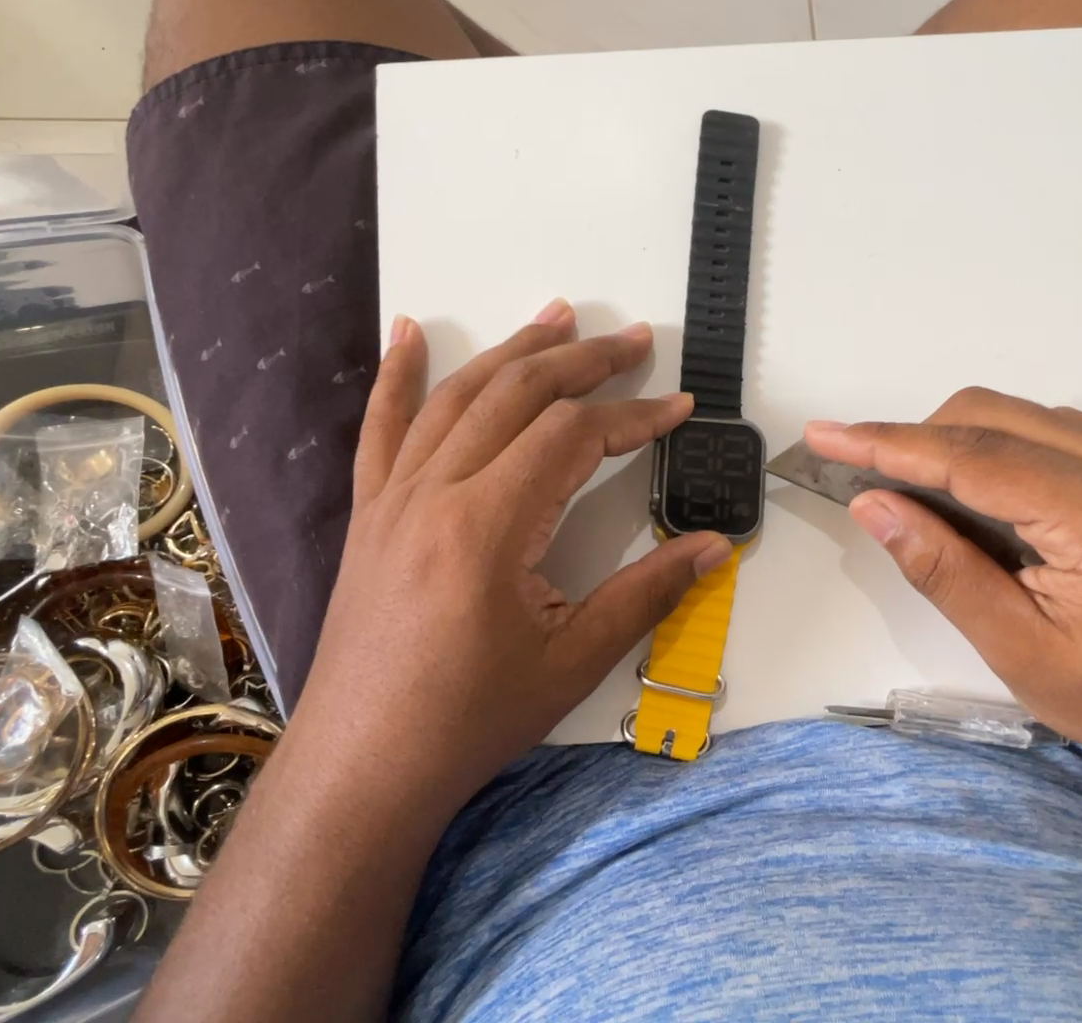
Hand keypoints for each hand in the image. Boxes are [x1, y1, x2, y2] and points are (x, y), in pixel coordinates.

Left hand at [296, 300, 732, 796]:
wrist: (365, 764)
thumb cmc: (471, 720)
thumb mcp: (574, 661)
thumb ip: (647, 593)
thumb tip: (716, 547)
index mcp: (488, 526)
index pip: (571, 437)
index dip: (632, 416)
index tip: (678, 408)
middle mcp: (435, 493)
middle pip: (517, 396)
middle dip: (582, 361)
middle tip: (632, 339)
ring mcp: (394, 499)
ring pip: (456, 398)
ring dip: (511, 351)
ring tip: (556, 316)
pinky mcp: (370, 516)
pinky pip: (379, 429)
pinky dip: (397, 376)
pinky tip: (409, 333)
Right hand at [803, 387, 1081, 758]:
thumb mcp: (1016, 647)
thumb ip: (941, 568)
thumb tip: (870, 503)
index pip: (974, 455)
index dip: (889, 443)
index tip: (824, 434)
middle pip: (994, 415)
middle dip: (919, 440)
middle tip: (868, 482)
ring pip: (1019, 415)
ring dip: (955, 443)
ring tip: (918, 498)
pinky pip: (1048, 431)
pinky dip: (995, 449)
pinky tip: (978, 500)